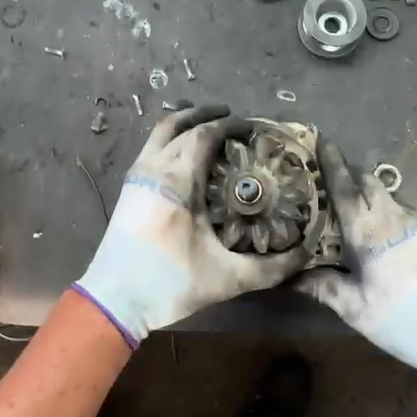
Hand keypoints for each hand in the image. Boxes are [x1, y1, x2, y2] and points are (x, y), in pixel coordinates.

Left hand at [75, 106, 307, 345]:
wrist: (113, 301)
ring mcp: (137, 175)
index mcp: (177, 181)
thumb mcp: (226, 278)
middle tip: (233, 119)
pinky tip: (185, 155)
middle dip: (207, 115)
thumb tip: (304, 254)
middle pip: (180, 124)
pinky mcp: (128, 187)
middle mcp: (154, 168)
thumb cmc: (168, 284)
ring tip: (208, 126)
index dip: (229, 125)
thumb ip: (269, 268)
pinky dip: (170, 138)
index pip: (204, 134)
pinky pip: (151, 146)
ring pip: (160, 131)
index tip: (251, 127)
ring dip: (185, 121)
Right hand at [297, 142, 416, 391]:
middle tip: (336, 178)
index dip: (332, 162)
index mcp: (368, 230)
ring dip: (375, 198)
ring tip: (363, 214)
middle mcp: (394, 216)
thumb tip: (289, 277)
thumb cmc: (399, 319)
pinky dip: (395, 216)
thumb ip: (323, 287)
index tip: (323, 140)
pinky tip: (393, 238)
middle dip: (352, 174)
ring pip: (391, 197)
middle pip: (370, 182)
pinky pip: (411, 214)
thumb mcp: (354, 308)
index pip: (345, 186)